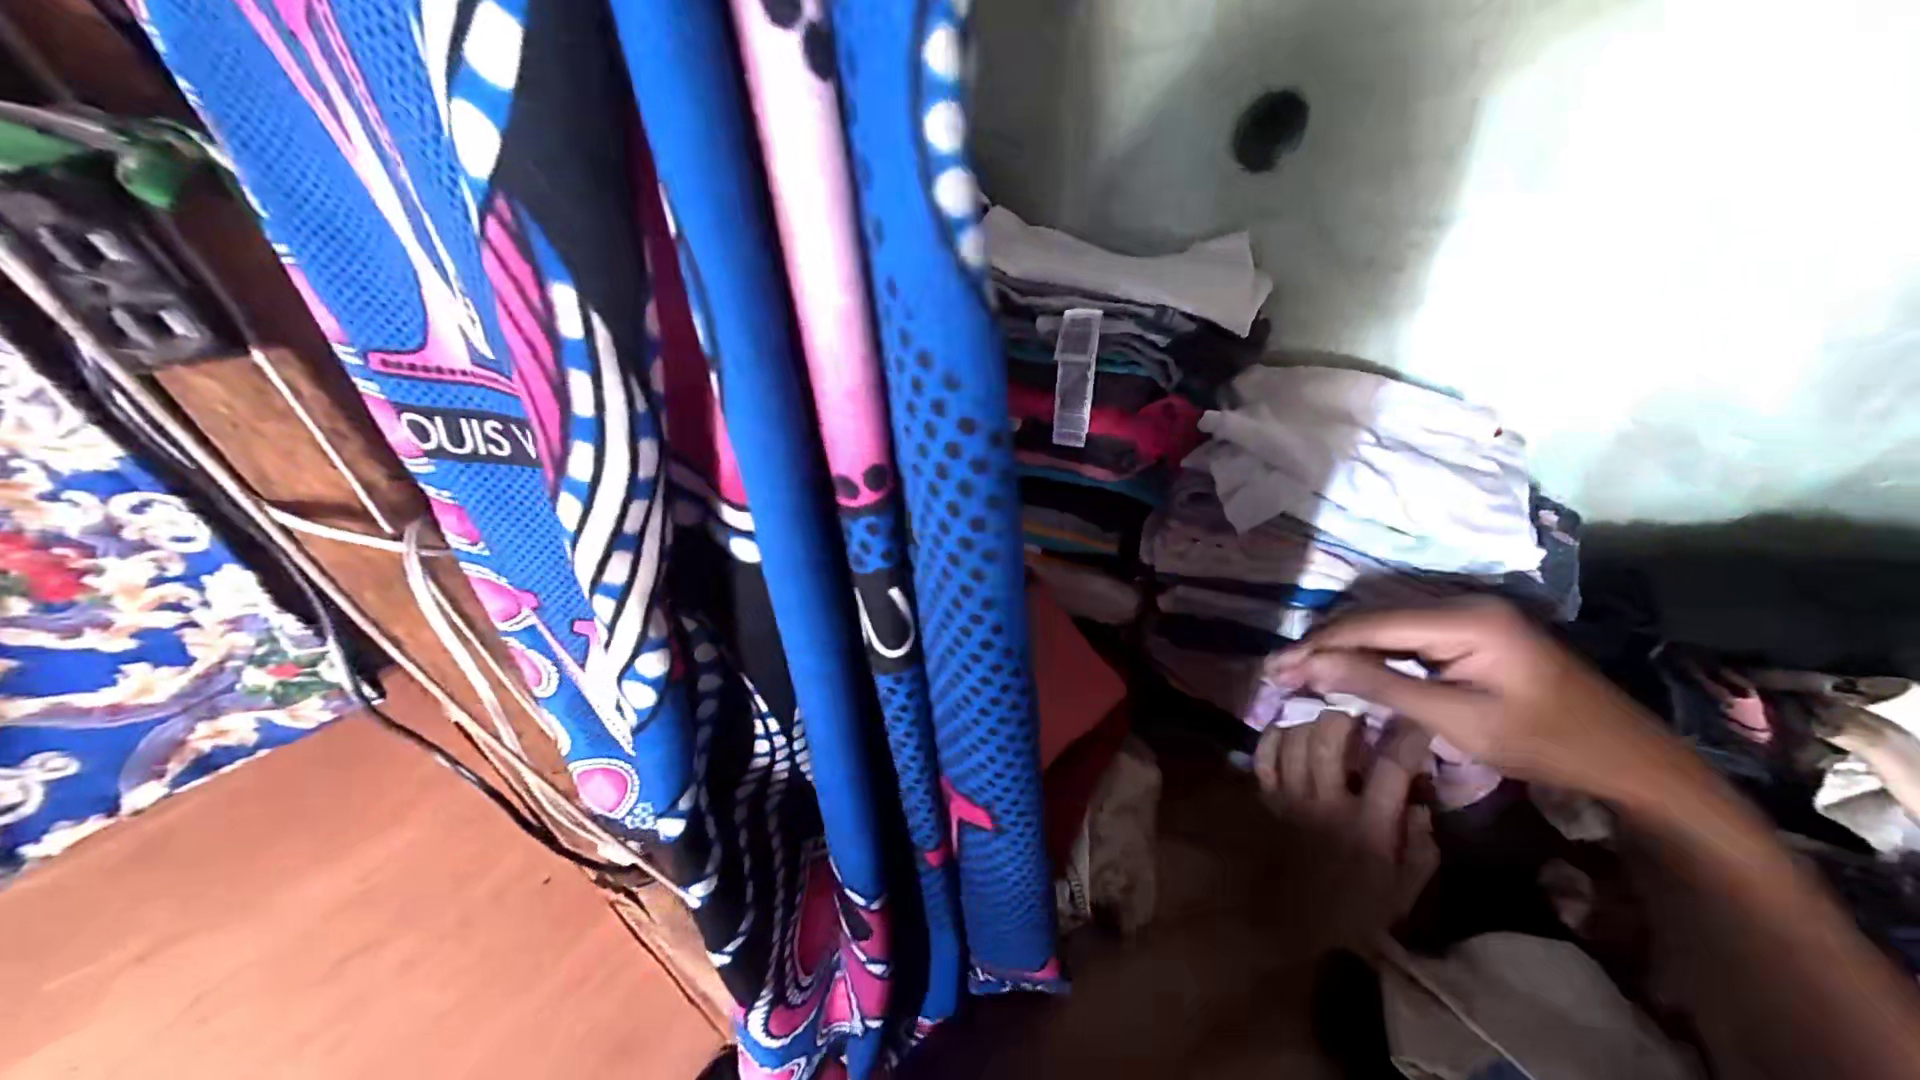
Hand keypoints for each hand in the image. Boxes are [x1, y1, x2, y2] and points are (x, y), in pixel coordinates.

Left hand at [1253, 710, 1438, 948]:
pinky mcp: (1267, 802)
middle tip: (1357, 713)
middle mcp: (1326, 803)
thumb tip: (1422, 802)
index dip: (1407, 739)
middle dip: (1345, 717)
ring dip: (1309, 724)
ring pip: (1293, 741)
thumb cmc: (1361, 907)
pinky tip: (1287, 732)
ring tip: (1323, 721)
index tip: (1417, 721)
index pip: (1390, 769)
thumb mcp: (1407, 885)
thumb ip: (1421, 842)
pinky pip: (1262, 759)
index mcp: (1369, 826)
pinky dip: (1272, 738)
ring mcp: (1290, 799)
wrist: (1300, 926)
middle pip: (1328, 741)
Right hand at [1268, 597, 1690, 808]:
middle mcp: (1462, 603)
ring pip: (1384, 627)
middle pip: (1372, 619)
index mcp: (1465, 618)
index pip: (1369, 624)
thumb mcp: (1458, 720)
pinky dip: (1370, 655)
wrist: (1632, 761)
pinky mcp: (1470, 633)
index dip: (1317, 645)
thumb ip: (1380, 686)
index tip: (1275, 667)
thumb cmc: (1548, 744)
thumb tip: (1310, 665)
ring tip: (1299, 673)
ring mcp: (1468, 616)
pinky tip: (1344, 671)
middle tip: (1279, 673)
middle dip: (1322, 647)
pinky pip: (1405, 637)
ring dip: (1342, 651)